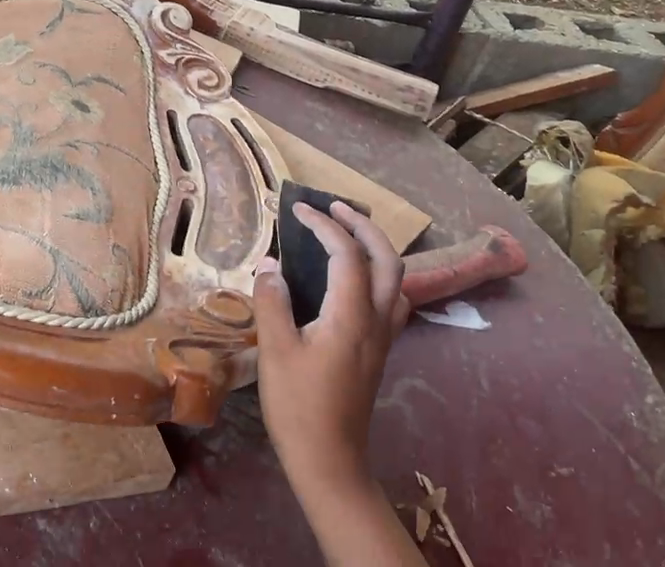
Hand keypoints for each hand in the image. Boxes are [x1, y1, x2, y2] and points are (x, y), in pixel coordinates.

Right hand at [253, 200, 410, 494]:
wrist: (329, 458)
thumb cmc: (297, 404)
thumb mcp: (275, 349)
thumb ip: (272, 301)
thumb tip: (268, 264)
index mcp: (350, 317)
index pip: (347, 255)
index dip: (323, 225)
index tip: (295, 210)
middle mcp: (376, 321)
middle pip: (387, 260)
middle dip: (362, 226)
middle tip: (332, 207)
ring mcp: (382, 338)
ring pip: (396, 279)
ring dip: (375, 248)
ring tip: (345, 235)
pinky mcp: (378, 351)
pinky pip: (391, 300)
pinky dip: (377, 275)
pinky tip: (352, 281)